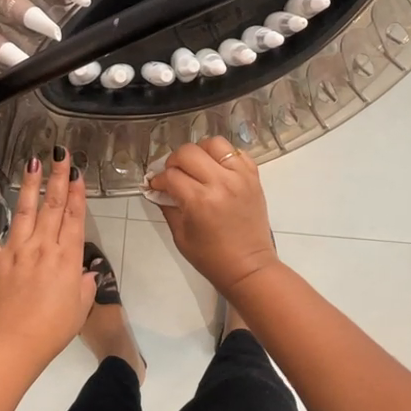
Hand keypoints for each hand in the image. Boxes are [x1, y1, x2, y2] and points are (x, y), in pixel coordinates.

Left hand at [0, 150, 95, 360]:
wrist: (12, 344)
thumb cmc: (52, 330)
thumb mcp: (79, 309)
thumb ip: (84, 287)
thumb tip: (88, 273)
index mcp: (66, 258)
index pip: (73, 218)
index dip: (76, 194)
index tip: (76, 173)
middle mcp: (41, 247)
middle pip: (51, 206)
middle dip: (57, 178)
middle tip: (59, 155)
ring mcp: (15, 252)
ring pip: (23, 212)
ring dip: (28, 187)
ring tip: (31, 165)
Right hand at [147, 137, 279, 296]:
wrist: (249, 266)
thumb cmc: (211, 257)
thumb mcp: (180, 235)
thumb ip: (167, 206)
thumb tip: (157, 188)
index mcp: (200, 201)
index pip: (170, 175)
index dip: (158, 179)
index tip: (156, 185)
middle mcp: (221, 183)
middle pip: (188, 152)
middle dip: (174, 161)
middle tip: (172, 174)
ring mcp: (240, 177)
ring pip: (214, 143)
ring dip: (199, 152)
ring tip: (196, 166)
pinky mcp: (254, 177)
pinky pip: (236, 152)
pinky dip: (223, 156)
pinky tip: (216, 169)